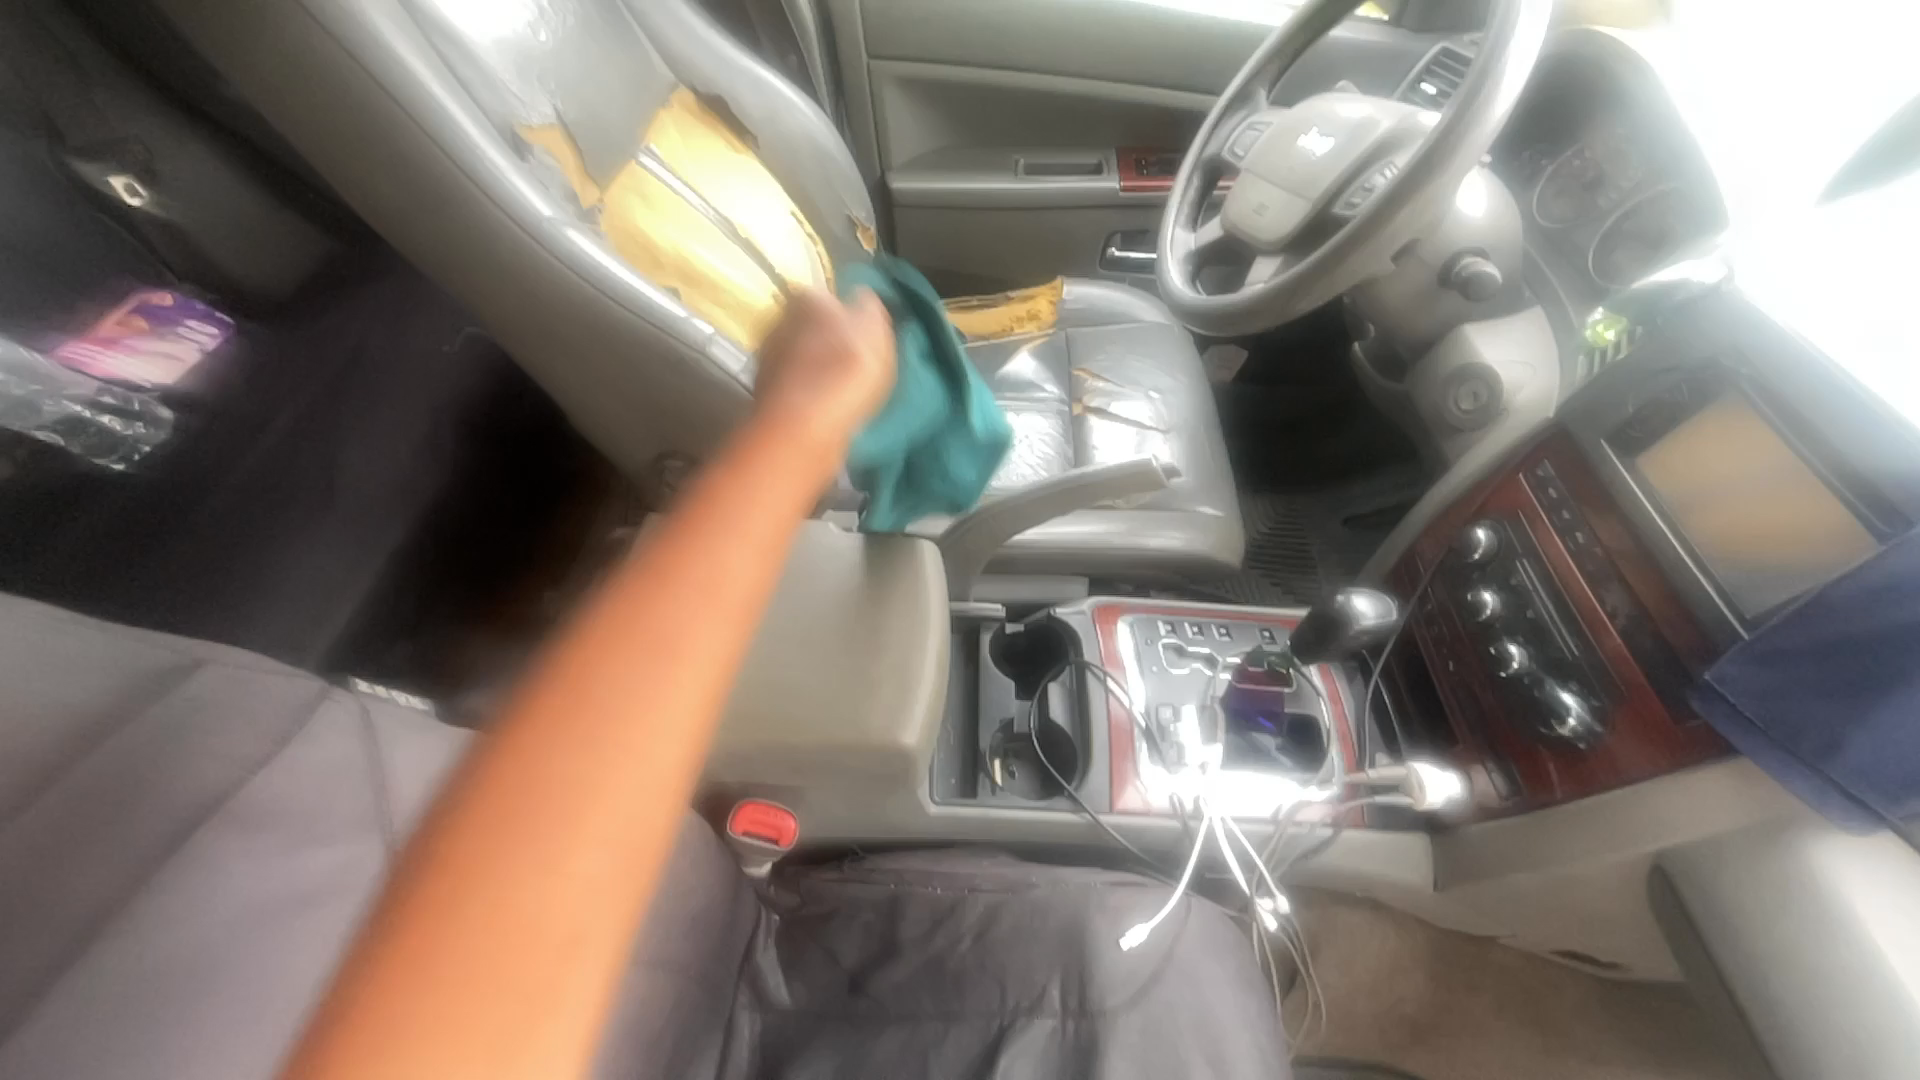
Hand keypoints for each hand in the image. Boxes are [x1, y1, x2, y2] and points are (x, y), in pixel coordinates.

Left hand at [753, 287, 895, 461]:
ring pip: (798, 356)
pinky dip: (805, 393)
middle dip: (826, 340)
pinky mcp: (763, 393)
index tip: (860, 334)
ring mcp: (767, 358)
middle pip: (808, 326)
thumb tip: (861, 296)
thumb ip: (869, 310)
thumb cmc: (847, 371)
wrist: (804, 426)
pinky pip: (793, 387)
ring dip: (814, 368)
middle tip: (850, 363)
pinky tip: (822, 408)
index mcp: (809, 298)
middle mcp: (780, 320)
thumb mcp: (876, 332)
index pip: (828, 296)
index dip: (845, 314)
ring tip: (839, 390)